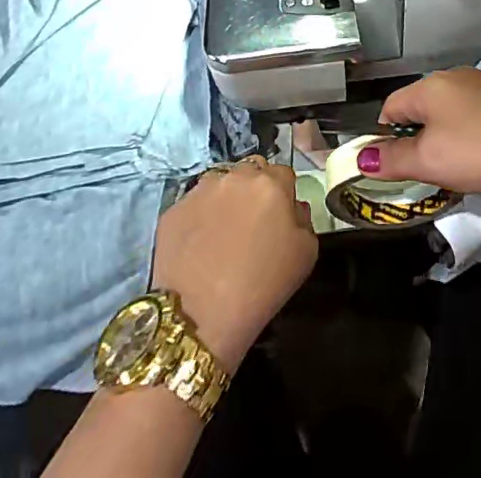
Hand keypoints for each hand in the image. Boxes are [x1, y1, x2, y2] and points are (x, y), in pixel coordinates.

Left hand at [152, 159, 316, 367]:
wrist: (202, 309)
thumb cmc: (263, 285)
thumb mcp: (306, 256)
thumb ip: (304, 220)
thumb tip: (293, 207)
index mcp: (270, 184)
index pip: (283, 174)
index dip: (284, 194)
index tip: (280, 217)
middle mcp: (233, 177)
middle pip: (250, 171)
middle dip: (255, 190)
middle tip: (254, 223)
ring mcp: (200, 189)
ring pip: (220, 182)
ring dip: (226, 198)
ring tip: (224, 232)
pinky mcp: (175, 206)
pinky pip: (194, 202)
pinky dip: (201, 215)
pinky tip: (201, 243)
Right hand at [360, 68, 480, 194]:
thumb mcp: (429, 162)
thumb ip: (391, 159)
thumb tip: (360, 158)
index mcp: (428, 86)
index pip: (390, 107)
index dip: (386, 136)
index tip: (399, 163)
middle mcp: (454, 76)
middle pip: (422, 107)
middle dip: (420, 136)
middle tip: (433, 168)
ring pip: (452, 109)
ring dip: (449, 133)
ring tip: (465, 164)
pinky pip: (480, 112)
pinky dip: (478, 131)